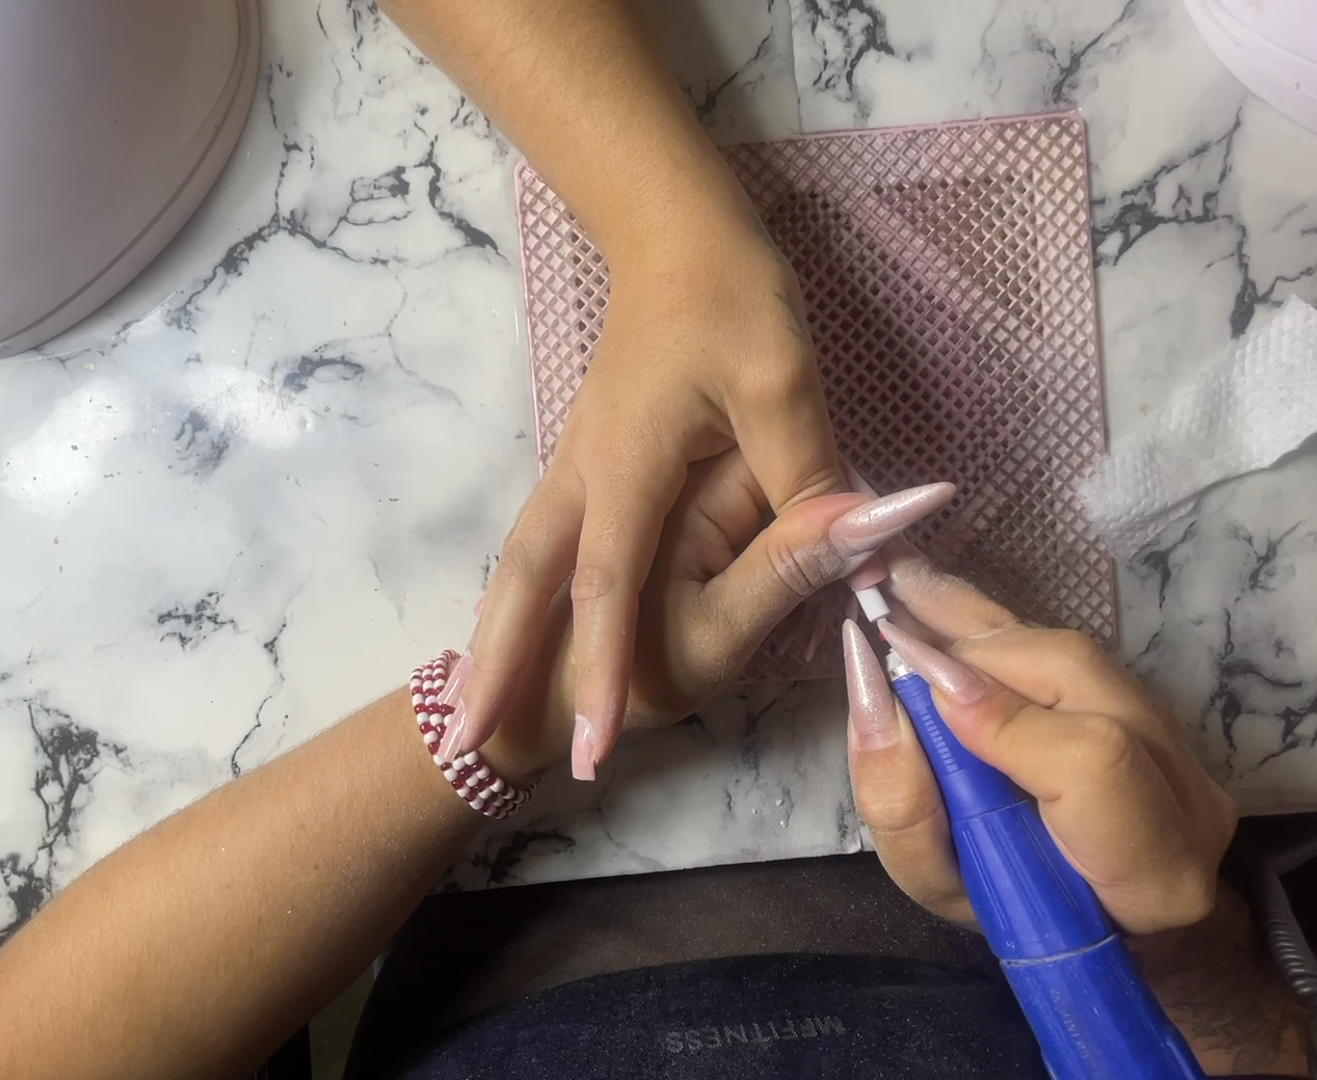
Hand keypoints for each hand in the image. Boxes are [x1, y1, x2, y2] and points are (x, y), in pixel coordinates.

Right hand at [447, 228, 843, 779]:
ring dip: (487, 626)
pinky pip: (537, 535)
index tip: (587, 746)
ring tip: (459, 696)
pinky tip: (503, 616)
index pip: (606, 585)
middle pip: (523, 577)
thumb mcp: (780, 383)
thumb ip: (806, 474)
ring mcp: (572, 467)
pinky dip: (511, 586)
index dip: (600, 668)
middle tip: (457, 733)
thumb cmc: (726, 299)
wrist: (670, 236)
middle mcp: (582, 478)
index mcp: (626, 468)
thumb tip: (860, 545)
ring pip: (519, 556)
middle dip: (490, 658)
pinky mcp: (582, 459)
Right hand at [840, 546, 1236, 935]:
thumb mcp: (935, 881)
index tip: (910, 680)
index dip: (998, 712)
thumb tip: (873, 688)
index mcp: (1144, 867)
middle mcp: (1183, 790)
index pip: (1091, 762)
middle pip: (1079, 675)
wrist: (1100, 914)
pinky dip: (988, 618)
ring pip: (1069, 648)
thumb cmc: (1012, 908)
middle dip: (970, 651)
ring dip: (972, 624)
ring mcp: (1177, 739)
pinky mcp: (1148, 701)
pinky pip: (1063, 642)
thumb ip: (900, 801)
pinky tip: (931, 592)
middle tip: (891, 637)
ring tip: (899, 593)